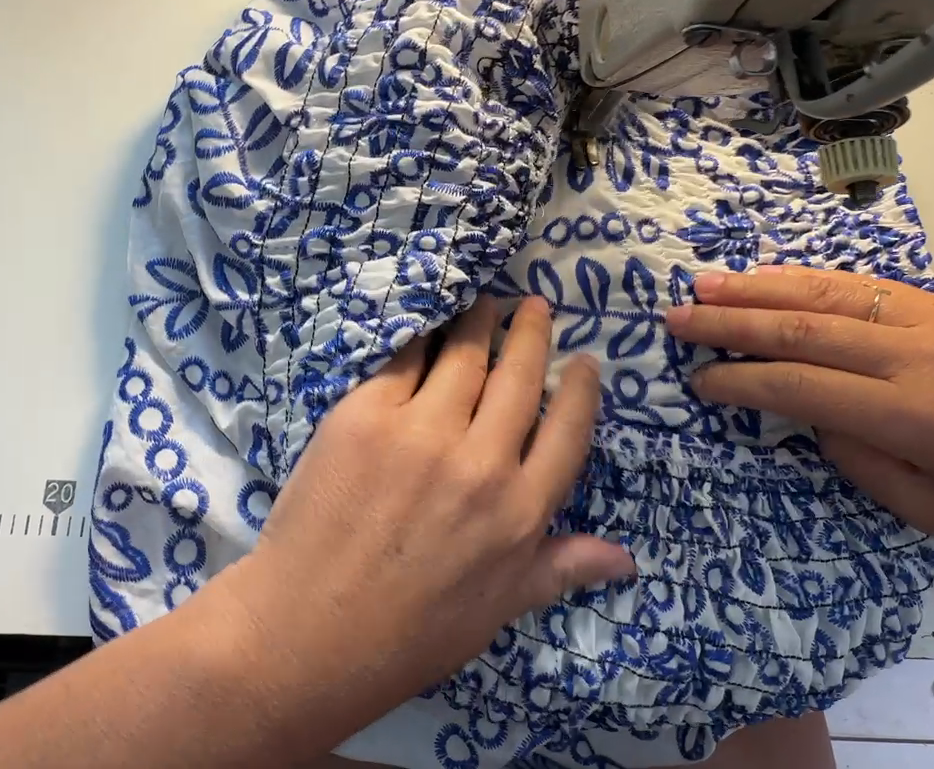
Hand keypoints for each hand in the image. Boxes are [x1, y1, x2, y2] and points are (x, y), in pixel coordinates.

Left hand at [206, 297, 635, 718]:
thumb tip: (625, 559)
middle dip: (530, 333)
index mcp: (520, 511)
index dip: (579, 387)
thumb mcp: (498, 609)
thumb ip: (559, 569)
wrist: (309, 632)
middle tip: (532, 305)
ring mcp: (421, 432)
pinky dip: (422, 335)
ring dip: (480, 321)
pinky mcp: (366, 414)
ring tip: (485, 301)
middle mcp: (481, 462)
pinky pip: (403, 359)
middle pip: (518, 377)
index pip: (568, 429)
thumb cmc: (410, 632)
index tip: (582, 360)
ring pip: (463, 355)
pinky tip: (429, 320)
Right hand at [665, 267, 933, 572]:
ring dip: (759, 287)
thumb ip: (856, 456)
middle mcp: (920, 356)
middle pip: (802, 327)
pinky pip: (863, 284)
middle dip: (730, 322)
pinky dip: (809, 279)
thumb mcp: (932, 511)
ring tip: (706, 284)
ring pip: (828, 293)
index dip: (740, 382)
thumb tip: (807, 409)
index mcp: (916, 417)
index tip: (698, 379)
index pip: (800, 387)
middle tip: (676, 316)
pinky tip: (772, 277)